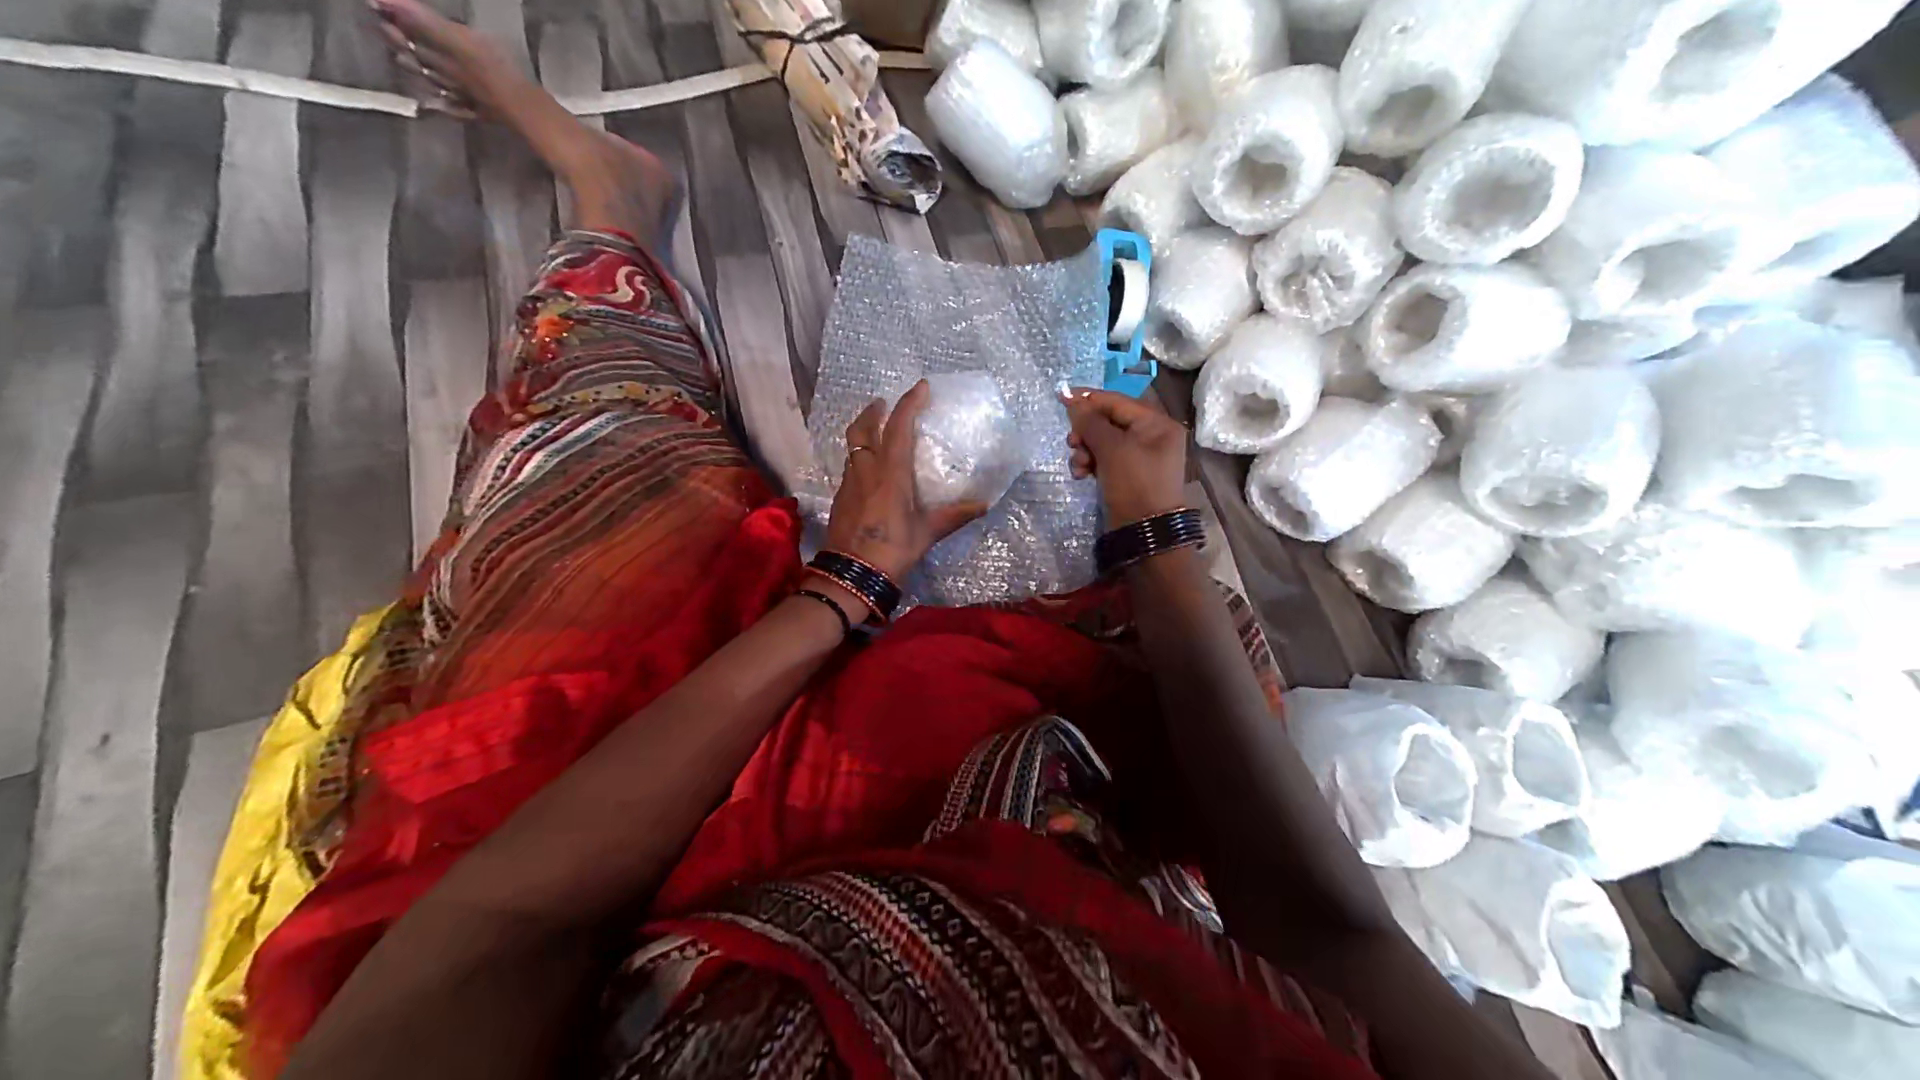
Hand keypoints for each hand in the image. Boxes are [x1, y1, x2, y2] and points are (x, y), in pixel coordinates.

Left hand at [825, 380, 988, 582]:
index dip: (909, 404)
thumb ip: (953, 516)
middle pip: (863, 429)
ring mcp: (849, 484)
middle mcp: (867, 471)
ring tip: (876, 432)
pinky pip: (850, 467)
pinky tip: (869, 471)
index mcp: (891, 474)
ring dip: (863, 433)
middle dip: (873, 412)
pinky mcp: (840, 498)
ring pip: (853, 447)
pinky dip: (859, 458)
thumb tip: (983, 506)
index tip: (920, 387)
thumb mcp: (927, 533)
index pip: (899, 428)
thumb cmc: (892, 550)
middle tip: (883, 404)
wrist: (851, 574)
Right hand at [1063, 388, 1188, 525]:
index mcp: (1157, 424)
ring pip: (1103, 442)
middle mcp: (1151, 436)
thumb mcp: (1112, 449)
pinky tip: (1081, 475)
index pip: (1117, 402)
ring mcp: (1140, 457)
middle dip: (1086, 431)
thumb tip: (1073, 402)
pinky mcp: (1128, 474)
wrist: (1144, 532)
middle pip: (1109, 421)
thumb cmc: (1133, 484)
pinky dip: (1091, 463)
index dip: (1088, 399)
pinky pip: (1105, 459)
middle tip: (1072, 443)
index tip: (1061, 395)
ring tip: (1078, 466)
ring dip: (1085, 450)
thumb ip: (1091, 422)